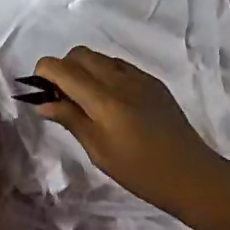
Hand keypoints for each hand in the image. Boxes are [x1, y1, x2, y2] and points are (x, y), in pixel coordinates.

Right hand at [33, 47, 227, 206]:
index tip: (38, 89)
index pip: (63, 68)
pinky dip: (104, 74)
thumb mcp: (98, 151)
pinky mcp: (153, 82)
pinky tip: (110, 101)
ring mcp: (139, 78)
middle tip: (61, 96)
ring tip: (85, 100)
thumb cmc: (139, 172)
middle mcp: (120, 80)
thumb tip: (43, 103)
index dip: (44, 72)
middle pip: (80, 54)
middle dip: (63, 67)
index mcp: (104, 100)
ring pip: (99, 57)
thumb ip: (71, 119)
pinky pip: (119, 66)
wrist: (191, 175)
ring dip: (84, 70)